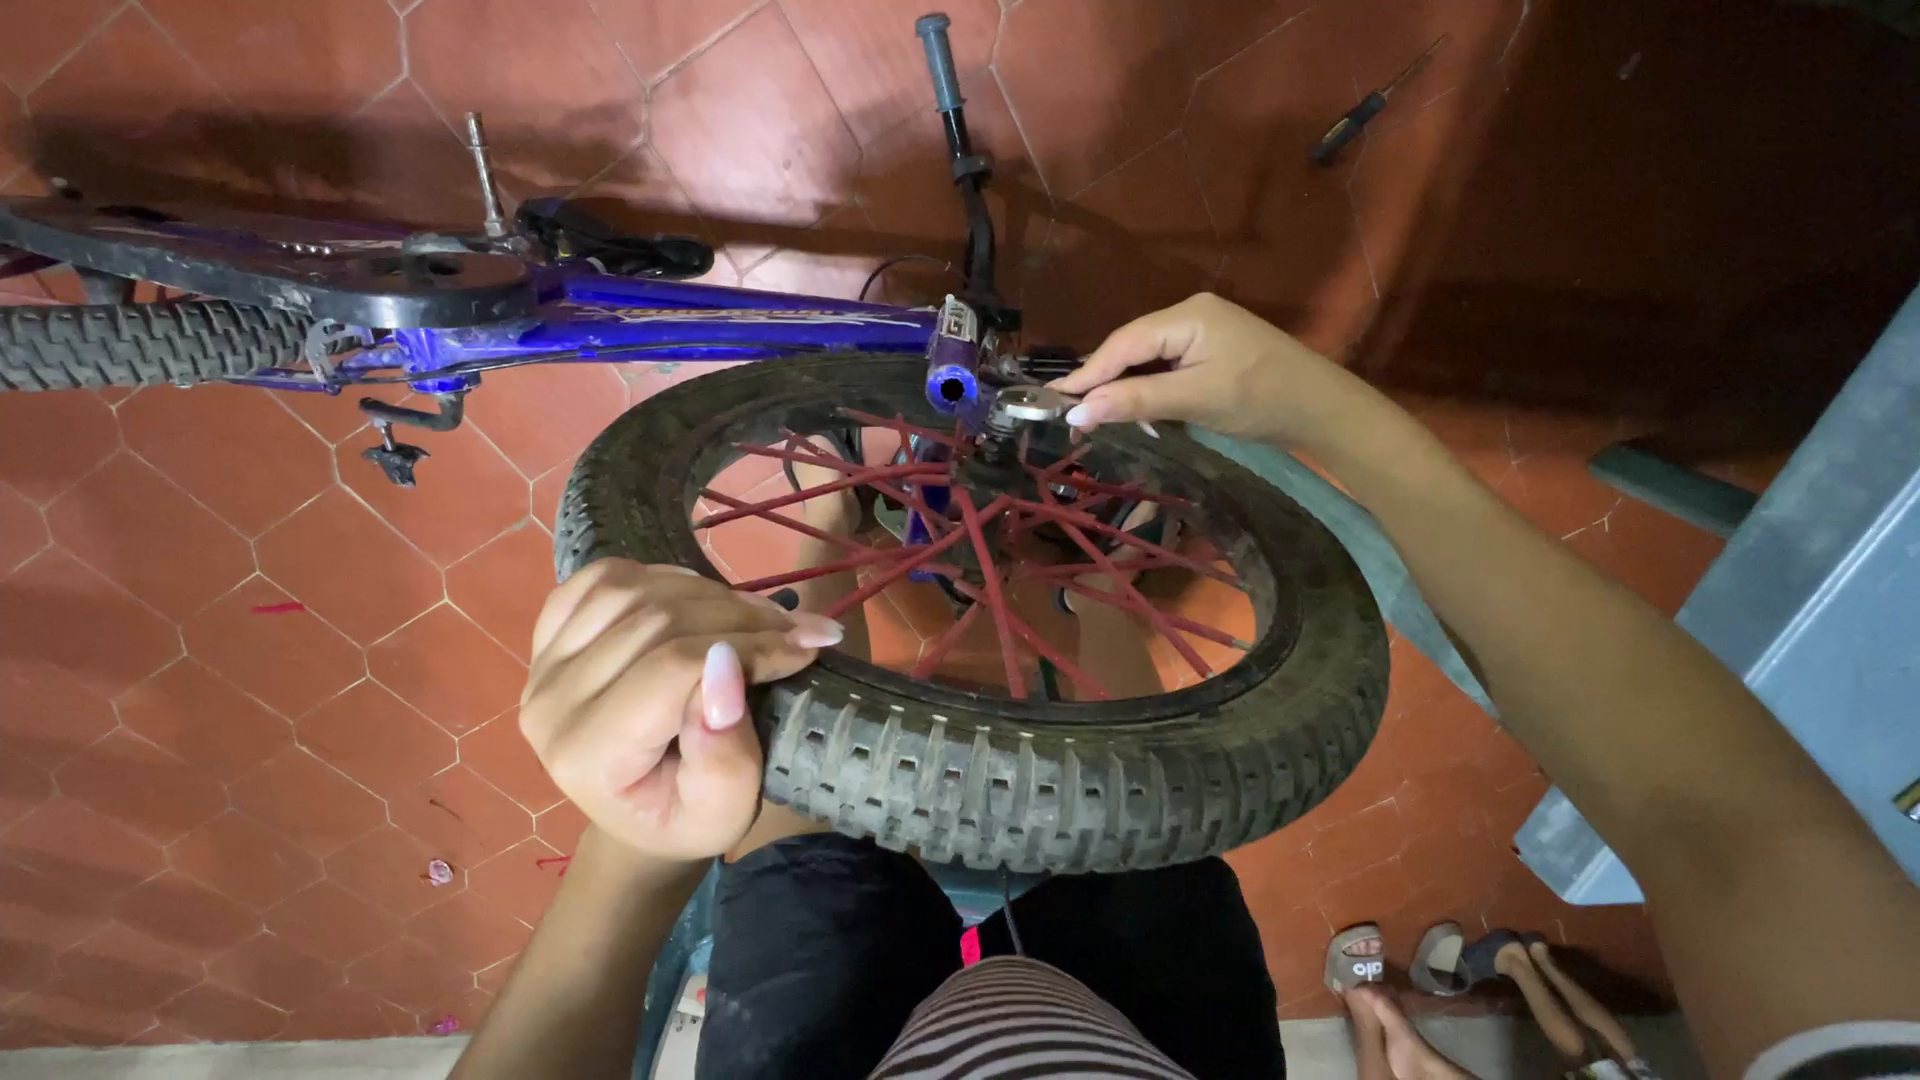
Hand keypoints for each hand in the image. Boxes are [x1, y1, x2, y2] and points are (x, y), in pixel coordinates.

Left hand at [518, 559, 842, 862]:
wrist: (641, 817)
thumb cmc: (688, 820)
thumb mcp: (724, 810)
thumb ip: (725, 752)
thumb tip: (727, 663)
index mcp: (588, 753)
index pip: (671, 668)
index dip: (748, 647)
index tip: (809, 647)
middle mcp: (550, 701)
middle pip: (656, 620)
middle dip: (743, 616)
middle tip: (801, 629)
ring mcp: (543, 661)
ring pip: (635, 589)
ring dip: (711, 592)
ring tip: (761, 617)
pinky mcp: (550, 635)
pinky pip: (604, 577)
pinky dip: (660, 576)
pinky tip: (698, 599)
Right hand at [1051, 292, 1379, 449]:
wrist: (1323, 410)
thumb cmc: (1261, 399)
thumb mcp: (1195, 400)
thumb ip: (1135, 401)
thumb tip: (1077, 412)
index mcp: (1187, 315)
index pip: (1123, 343)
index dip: (1087, 374)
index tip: (1054, 402)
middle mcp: (1189, 315)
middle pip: (1130, 348)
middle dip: (1101, 383)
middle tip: (1071, 417)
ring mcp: (1201, 332)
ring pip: (1145, 359)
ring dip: (1122, 389)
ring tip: (1095, 418)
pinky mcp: (1209, 352)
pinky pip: (1163, 367)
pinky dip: (1145, 390)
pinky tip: (1132, 410)